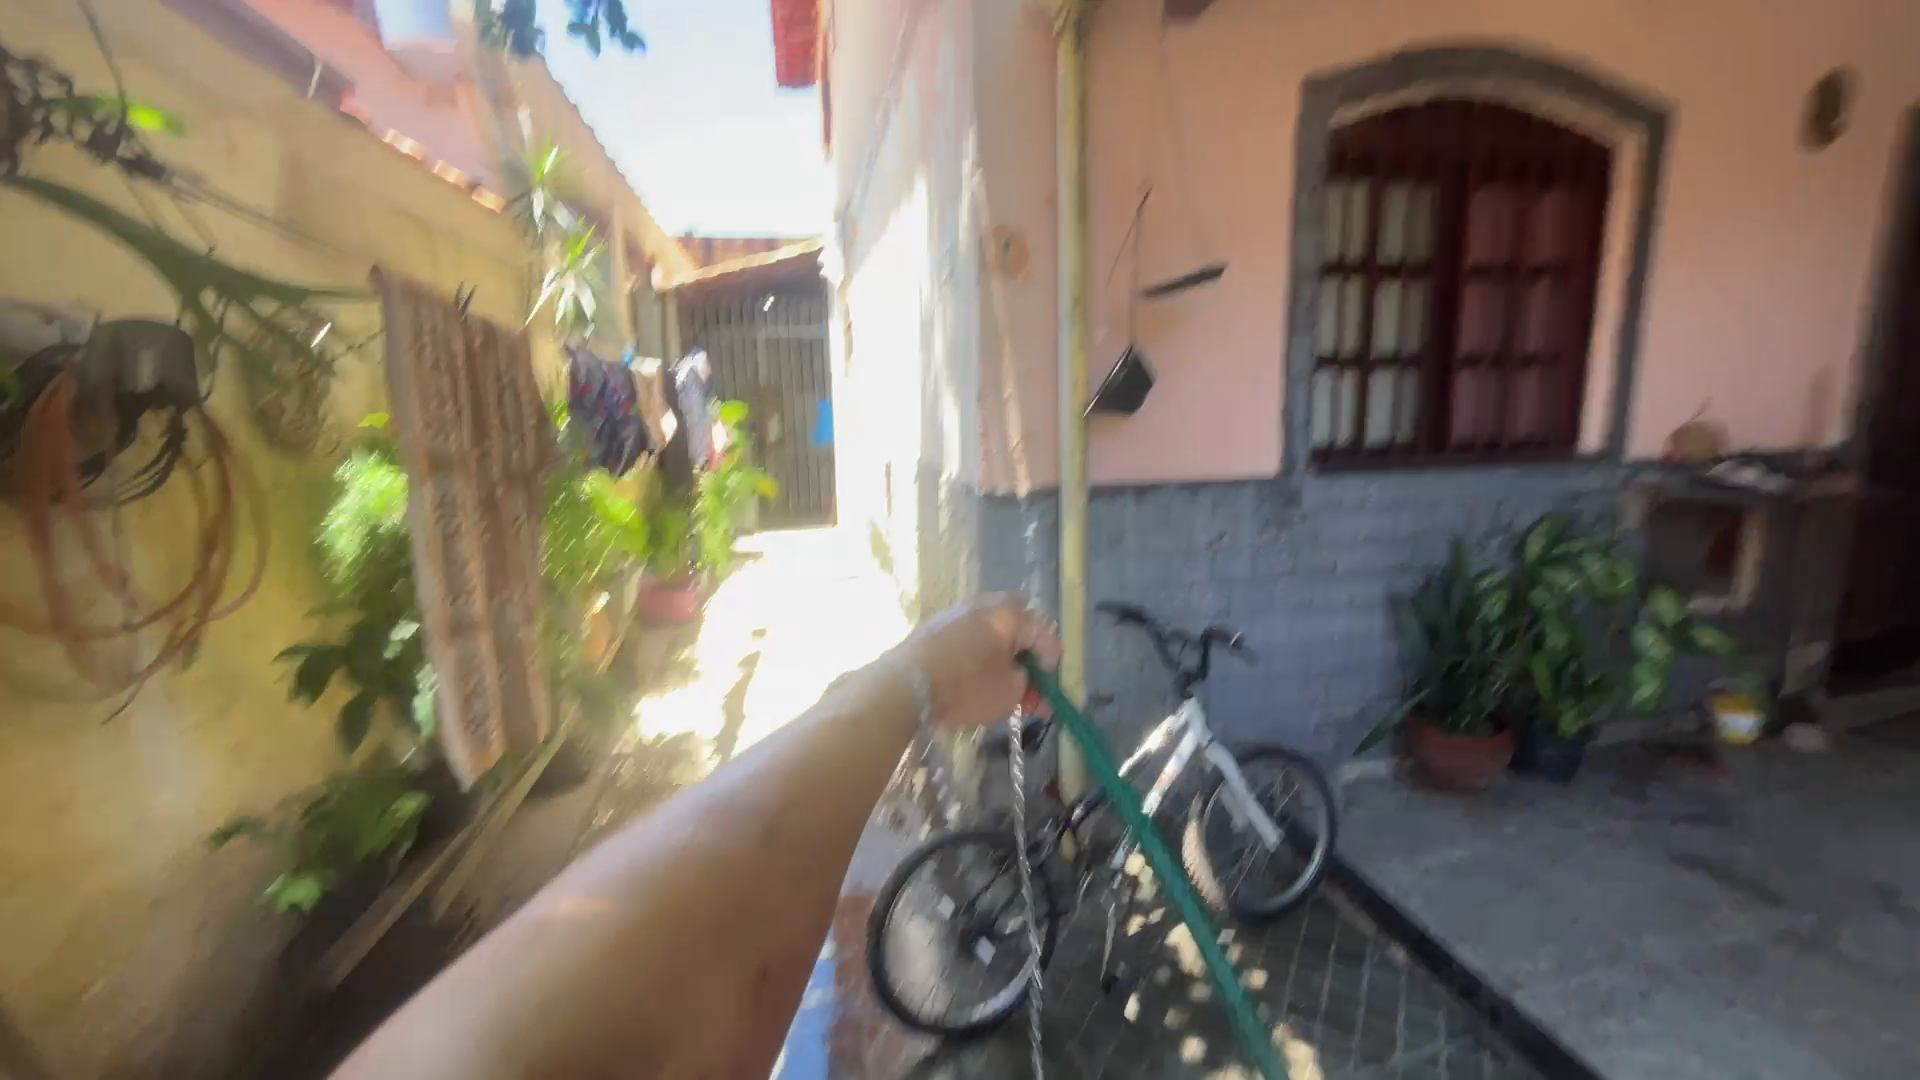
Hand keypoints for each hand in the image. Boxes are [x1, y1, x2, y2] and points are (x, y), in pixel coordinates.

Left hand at [896, 594, 1059, 730]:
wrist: (904, 684)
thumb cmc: (965, 686)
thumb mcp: (1009, 693)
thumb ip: (1024, 682)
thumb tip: (1019, 674)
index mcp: (1009, 614)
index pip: (1044, 632)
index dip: (1052, 661)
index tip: (1048, 686)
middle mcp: (984, 604)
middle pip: (1016, 624)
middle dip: (1025, 651)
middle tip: (1026, 680)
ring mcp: (955, 612)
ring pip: (990, 630)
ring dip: (999, 653)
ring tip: (998, 683)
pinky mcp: (933, 626)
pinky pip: (966, 637)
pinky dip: (976, 654)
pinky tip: (971, 677)